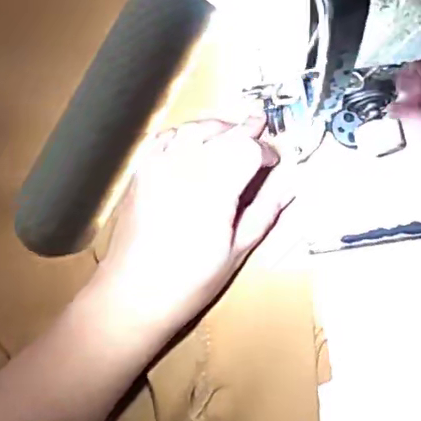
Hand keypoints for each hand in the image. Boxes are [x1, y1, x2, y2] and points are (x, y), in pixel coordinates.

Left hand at [79, 118, 295, 345]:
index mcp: (216, 187)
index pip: (249, 148)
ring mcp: (159, 165)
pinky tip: (192, 144)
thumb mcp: (237, 251)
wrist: (132, 292)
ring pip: (194, 128)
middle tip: (259, 130)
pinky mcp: (141, 170)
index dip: (266, 150)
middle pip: (223, 132)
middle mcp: (186, 166)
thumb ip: (264, 211)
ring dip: (217, 128)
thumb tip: (287, 185)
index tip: (274, 162)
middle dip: (245, 130)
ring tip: (231, 136)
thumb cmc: (188, 281)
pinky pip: (165, 137)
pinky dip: (184, 134)